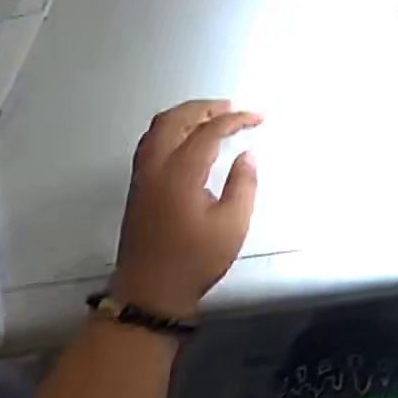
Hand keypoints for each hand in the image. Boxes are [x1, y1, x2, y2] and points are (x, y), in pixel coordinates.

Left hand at [109, 100, 261, 320]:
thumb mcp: (232, 224)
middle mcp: (156, 167)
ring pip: (157, 129)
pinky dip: (171, 130)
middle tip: (232, 108)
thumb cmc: (196, 258)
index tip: (259, 117)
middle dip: (204, 108)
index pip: (208, 132)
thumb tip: (247, 155)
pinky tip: (187, 139)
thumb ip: (242, 185)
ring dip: (185, 116)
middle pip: (174, 120)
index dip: (235, 119)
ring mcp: (142, 176)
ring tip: (212, 117)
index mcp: (180, 174)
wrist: (151, 289)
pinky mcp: (138, 187)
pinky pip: (151, 142)